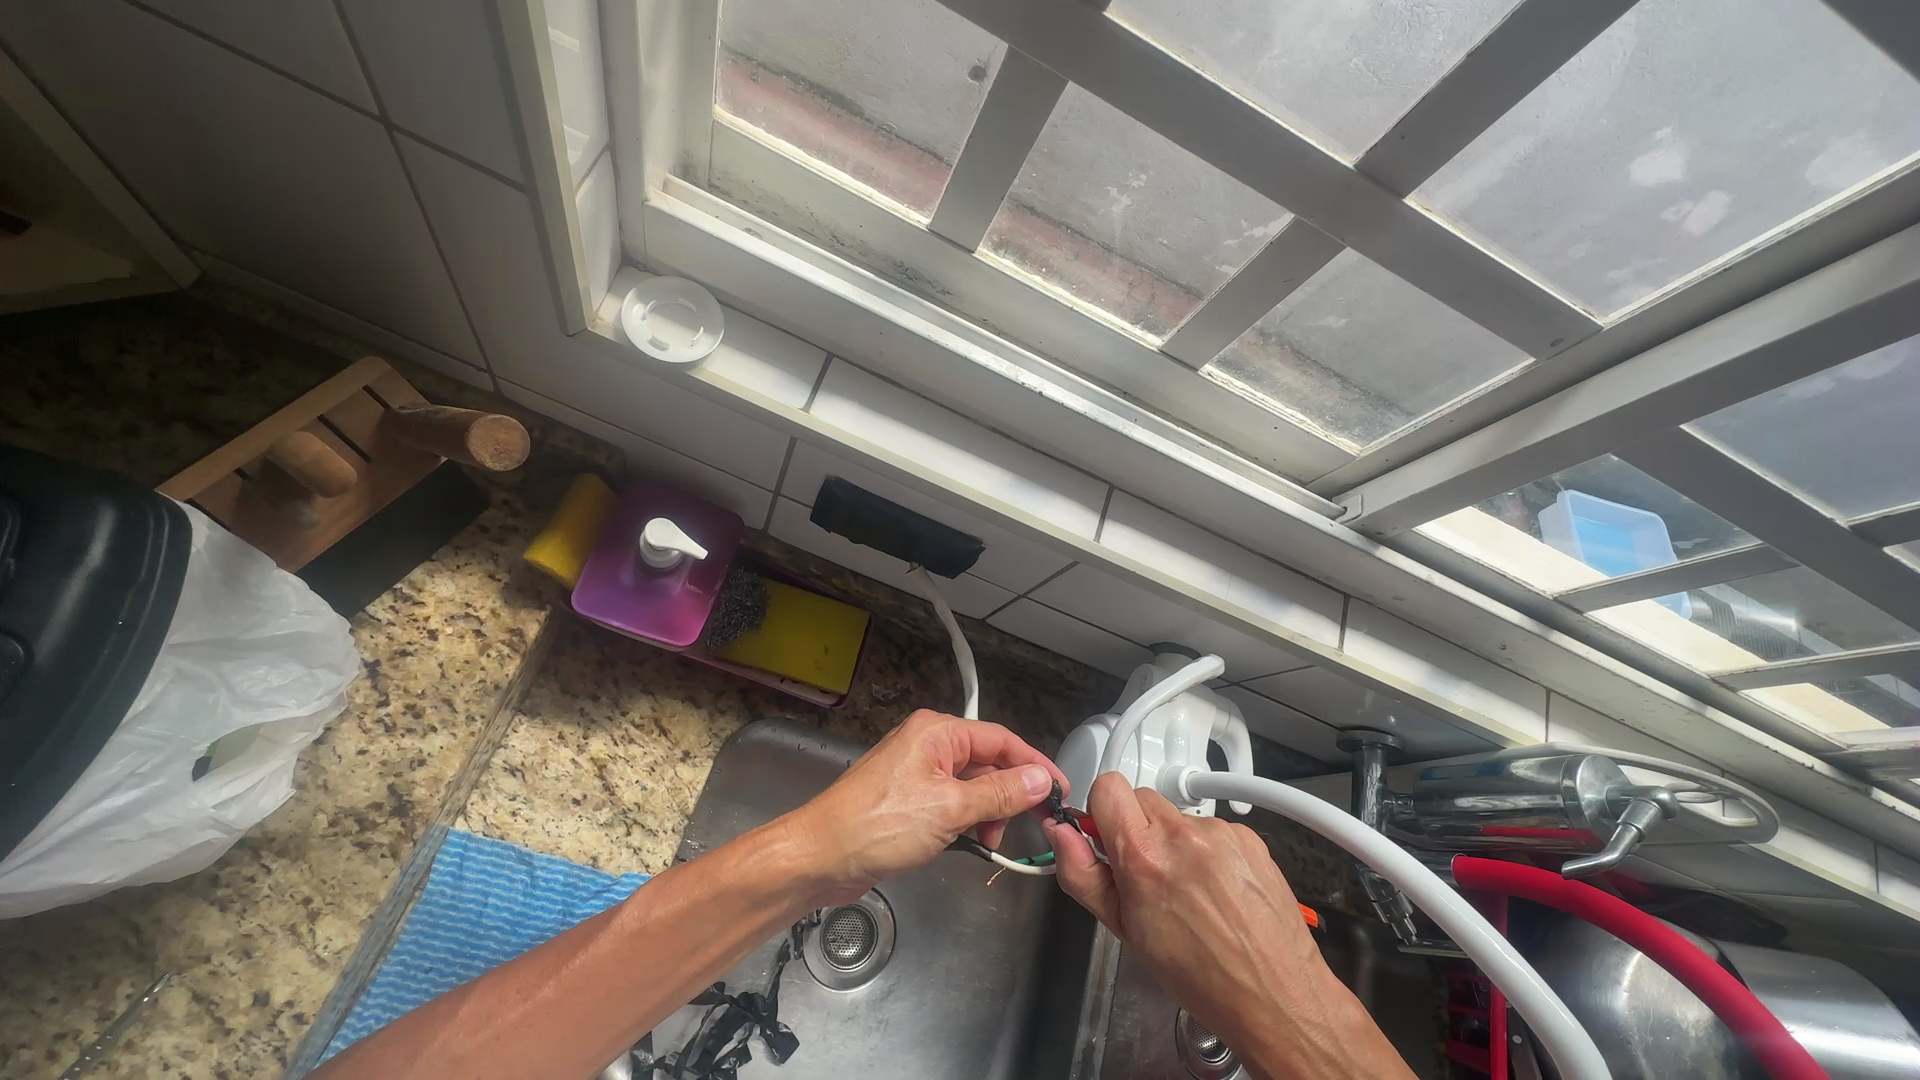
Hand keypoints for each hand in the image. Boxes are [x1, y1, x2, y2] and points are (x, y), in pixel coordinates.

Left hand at [784, 710, 1068, 904]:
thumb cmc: (880, 825)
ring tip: (987, 841)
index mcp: (937, 732)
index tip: (1061, 792)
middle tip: (1024, 827)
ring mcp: (916, 772)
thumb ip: (1001, 793)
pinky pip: (951, 804)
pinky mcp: (908, 800)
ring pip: (971, 787)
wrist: (820, 857)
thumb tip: (1041, 780)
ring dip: (986, 813)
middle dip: (1008, 795)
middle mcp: (928, 744)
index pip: (1001, 740)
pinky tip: (967, 843)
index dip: (1035, 765)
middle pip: (987, 763)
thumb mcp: (950, 809)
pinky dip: (965, 822)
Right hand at [1046, 773, 1412, 1079]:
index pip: (1107, 786)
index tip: (1106, 835)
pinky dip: (1206, 851)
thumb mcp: (1122, 930)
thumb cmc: (1198, 975)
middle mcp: (1182, 835)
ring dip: (1172, 841)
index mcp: (1143, 855)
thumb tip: (1061, 833)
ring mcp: (1220, 834)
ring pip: (1177, 815)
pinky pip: (1211, 829)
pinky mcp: (1248, 837)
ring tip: (1187, 890)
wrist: (1274, 996)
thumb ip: (1082, 873)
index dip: (1101, 809)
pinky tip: (1216, 890)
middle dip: (1136, 826)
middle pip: (1141, 797)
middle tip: (1145, 870)